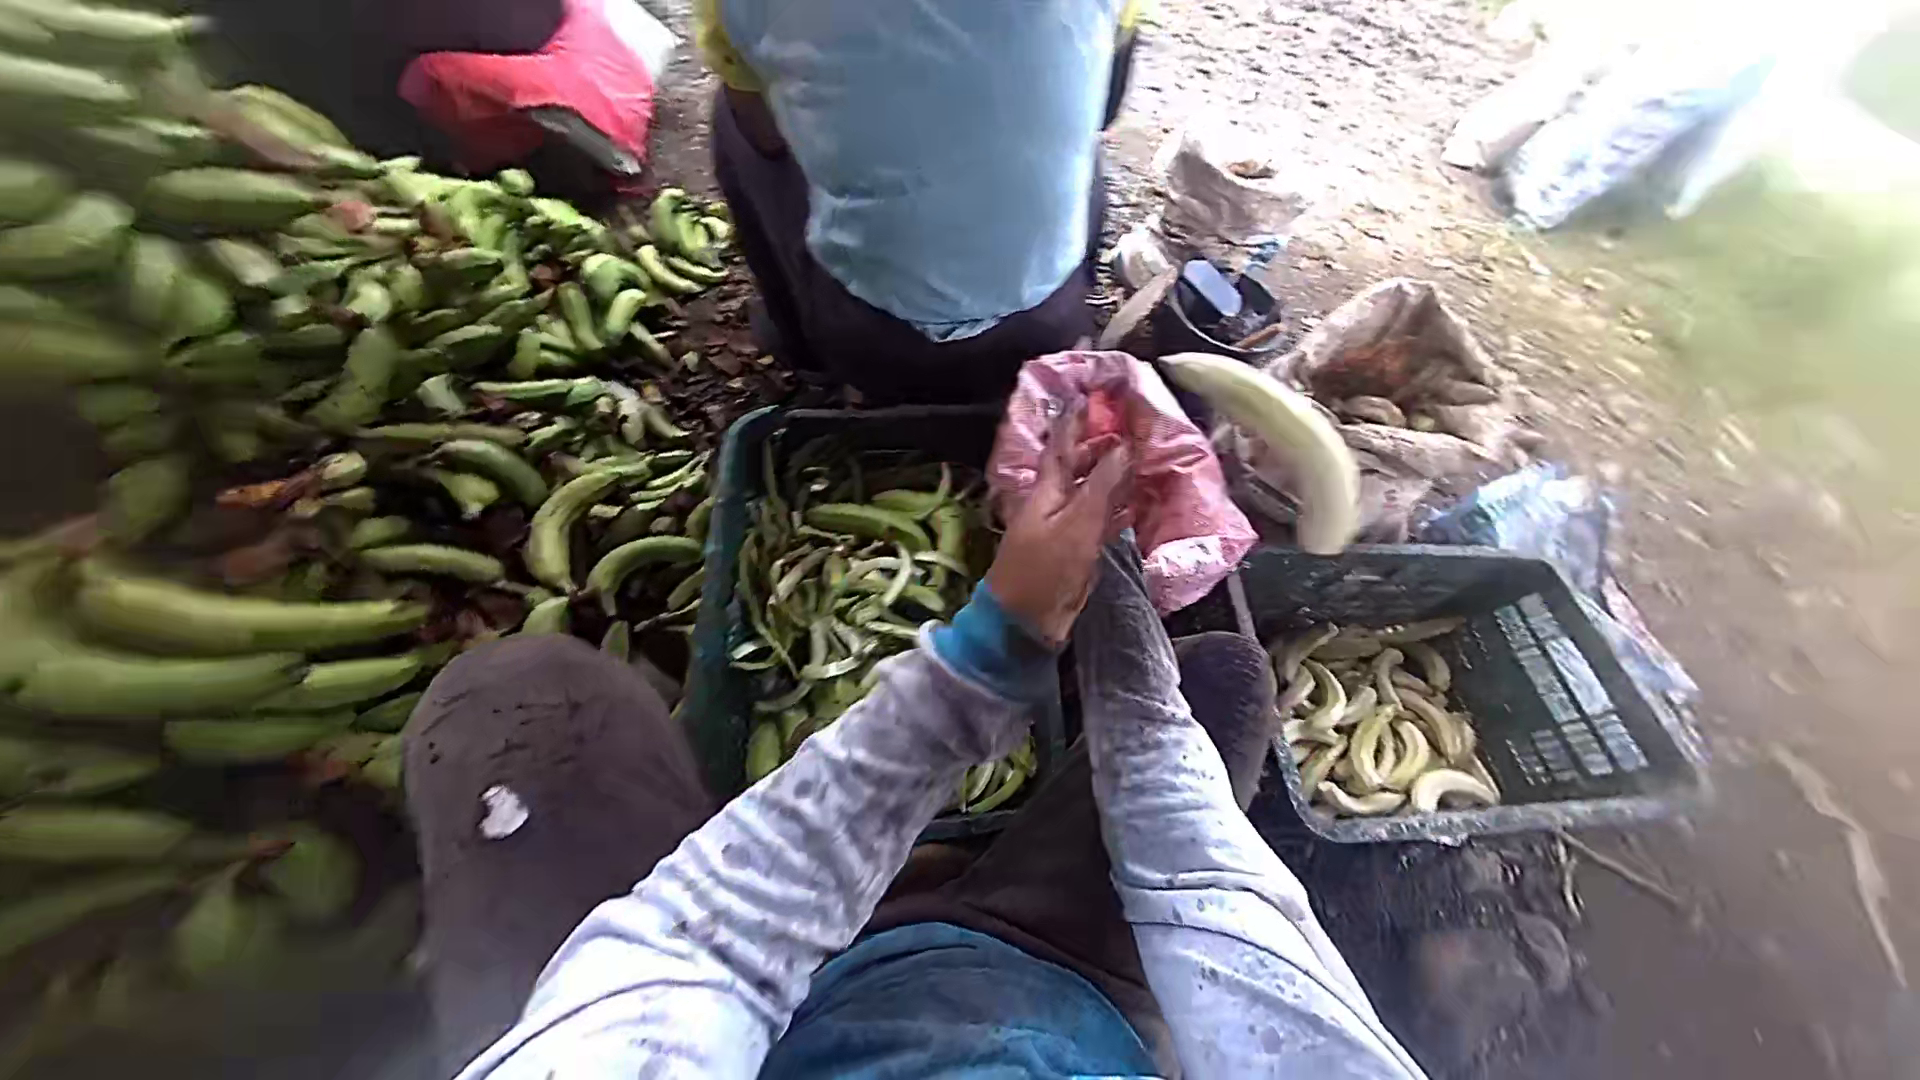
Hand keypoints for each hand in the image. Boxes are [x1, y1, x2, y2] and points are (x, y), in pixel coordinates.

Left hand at [986, 407, 1132, 645]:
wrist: (1027, 620)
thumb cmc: (1046, 568)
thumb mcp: (1076, 523)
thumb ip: (1101, 485)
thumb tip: (1122, 446)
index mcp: (1047, 489)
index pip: (1062, 445)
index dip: (1075, 420)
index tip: (1091, 395)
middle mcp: (1056, 502)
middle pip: (1080, 467)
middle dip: (1101, 446)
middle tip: (1131, 428)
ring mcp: (1067, 526)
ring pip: (1093, 492)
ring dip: (1115, 476)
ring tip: (1142, 458)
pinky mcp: (1078, 549)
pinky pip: (1101, 520)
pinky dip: (1119, 508)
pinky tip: (1138, 502)